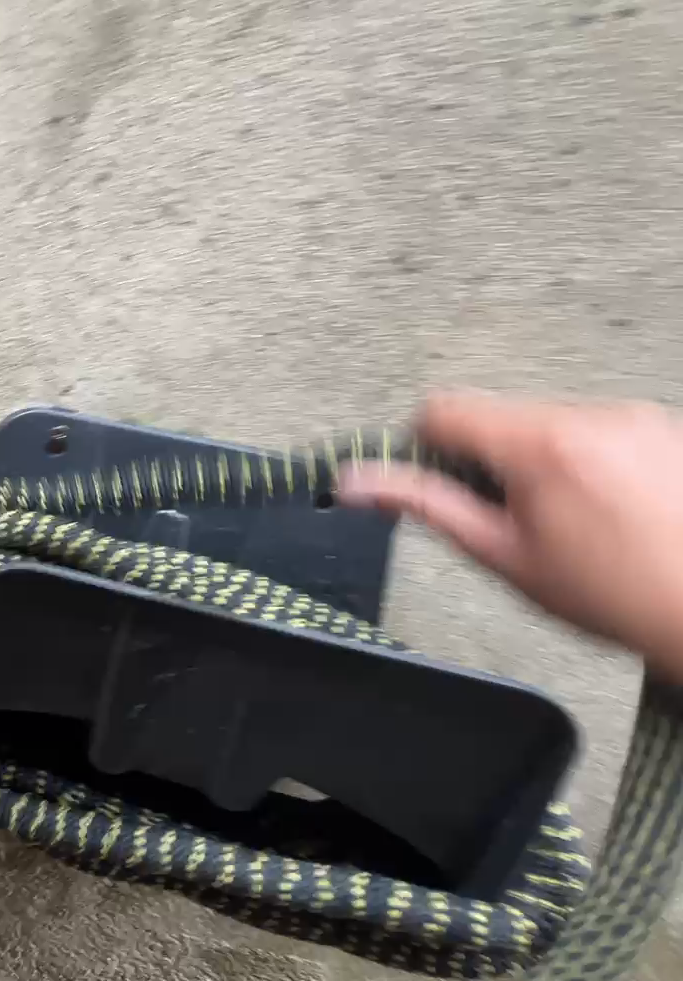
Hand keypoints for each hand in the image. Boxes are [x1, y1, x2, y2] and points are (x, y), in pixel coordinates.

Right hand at [341, 393, 682, 679]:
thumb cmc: (622, 595)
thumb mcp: (497, 552)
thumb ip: (421, 503)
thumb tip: (354, 483)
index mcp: (542, 445)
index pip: (439, 410)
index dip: (422, 445)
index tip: (437, 477)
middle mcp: (596, 419)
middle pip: (493, 416)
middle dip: (486, 459)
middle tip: (508, 511)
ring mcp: (641, 422)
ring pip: (541, 422)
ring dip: (534, 459)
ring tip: (563, 513)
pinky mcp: (666, 432)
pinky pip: (592, 429)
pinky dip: (579, 459)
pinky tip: (600, 505)